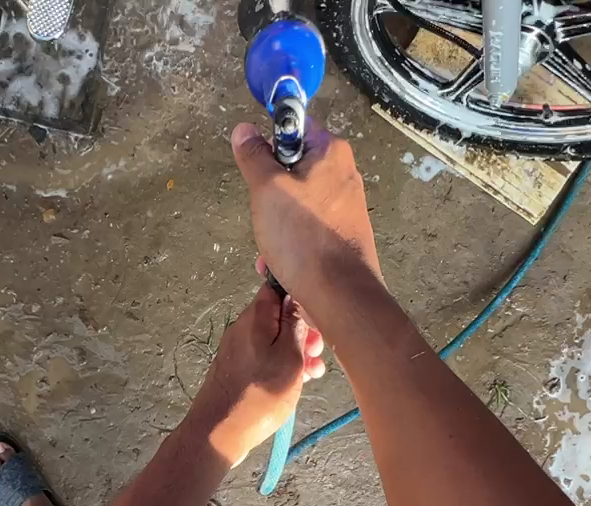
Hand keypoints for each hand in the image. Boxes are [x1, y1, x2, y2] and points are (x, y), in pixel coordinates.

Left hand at [189, 283, 323, 465]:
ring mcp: (238, 350)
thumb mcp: (289, 358)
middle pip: (279, 316)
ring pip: (274, 340)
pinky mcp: (236, 370)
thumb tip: (297, 298)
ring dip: (296, 353)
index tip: (319, 319)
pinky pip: (264, 358)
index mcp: (255, 317)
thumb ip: (295, 325)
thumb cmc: (258, 397)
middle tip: (318, 354)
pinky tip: (294, 382)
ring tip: (312, 374)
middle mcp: (243, 328)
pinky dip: (281, 365)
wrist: (218, 434)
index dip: (302, 298)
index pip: (278, 287)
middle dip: (303, 331)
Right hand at [230, 118, 380, 301]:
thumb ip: (253, 157)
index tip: (258, 171)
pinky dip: (291, 244)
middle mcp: (344, 174)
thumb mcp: (267, 190)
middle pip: (294, 170)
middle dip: (270, 196)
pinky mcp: (344, 237)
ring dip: (276, 226)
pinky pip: (308, 231)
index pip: (295, 127)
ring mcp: (346, 208)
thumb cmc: (302, 236)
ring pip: (298, 205)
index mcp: (331, 151)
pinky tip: (280, 265)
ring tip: (270, 249)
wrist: (339, 293)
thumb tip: (244, 129)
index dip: (270, 144)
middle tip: (264, 215)